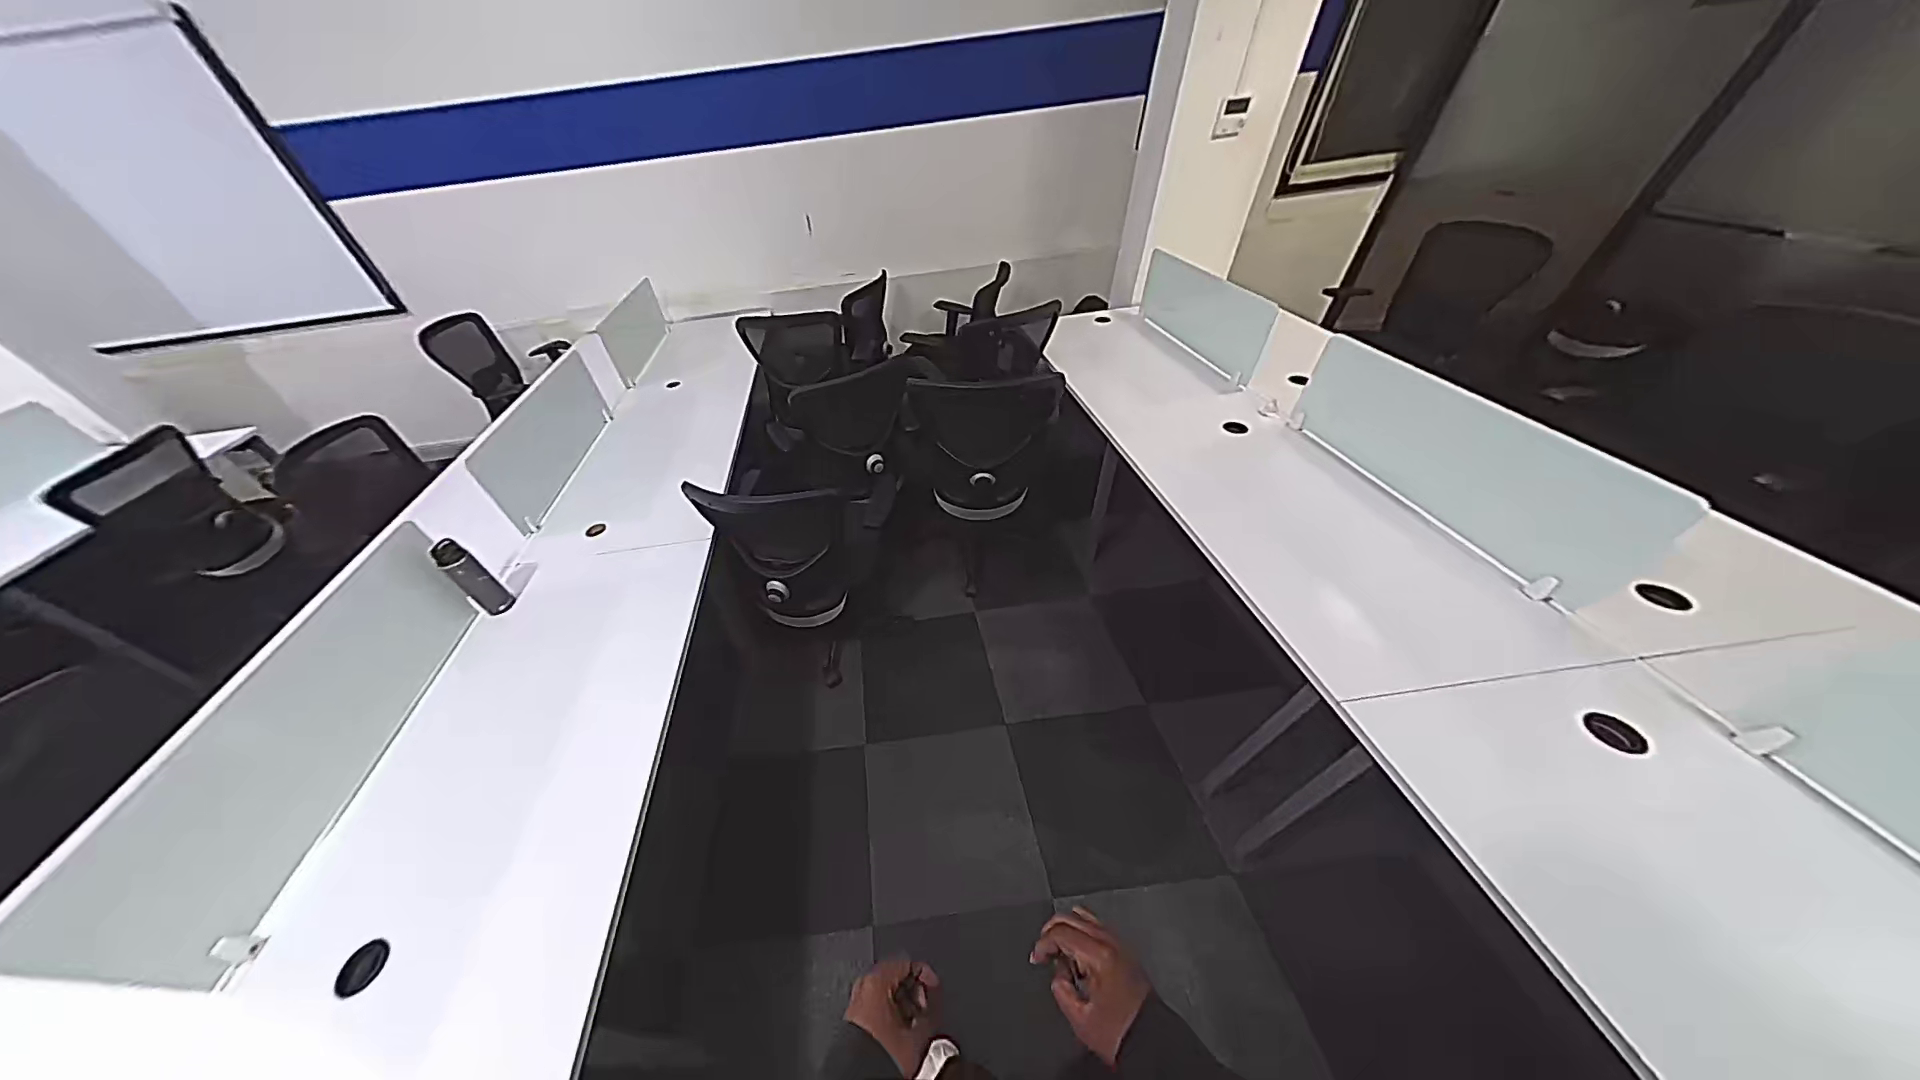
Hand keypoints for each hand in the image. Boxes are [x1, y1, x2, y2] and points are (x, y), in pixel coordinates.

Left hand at [845, 955, 940, 1077]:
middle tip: (926, 1008)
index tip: (935, 989)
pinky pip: (878, 1007)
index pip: (908, 963)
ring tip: (916, 1023)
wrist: (861, 1074)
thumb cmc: (882, 1053)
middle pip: (897, 978)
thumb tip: (935, 1008)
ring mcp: (857, 1004)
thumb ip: (930, 1009)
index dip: (926, 975)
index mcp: (876, 979)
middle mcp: (864, 987)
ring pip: (888, 994)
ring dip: (905, 1005)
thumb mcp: (917, 1030)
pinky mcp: (854, 1021)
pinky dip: (892, 1014)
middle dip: (915, 992)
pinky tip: (901, 1031)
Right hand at [1030, 907, 1151, 1066]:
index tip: (1036, 958)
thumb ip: (1061, 988)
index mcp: (1099, 955)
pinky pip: (1097, 927)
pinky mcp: (1124, 949)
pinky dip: (1082, 933)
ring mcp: (1119, 943)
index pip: (1061, 932)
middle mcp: (1110, 942)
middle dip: (1051, 932)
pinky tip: (1080, 957)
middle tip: (1044, 952)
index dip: (1043, 943)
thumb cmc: (1120, 1033)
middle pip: (1071, 917)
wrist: (1151, 1041)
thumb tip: (1058, 971)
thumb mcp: (1080, 1018)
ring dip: (1068, 929)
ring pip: (1085, 917)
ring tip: (1061, 954)